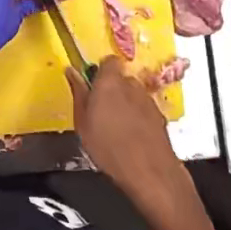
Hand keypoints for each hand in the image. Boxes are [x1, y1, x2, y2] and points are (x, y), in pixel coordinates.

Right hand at [66, 57, 187, 204]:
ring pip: (133, 94)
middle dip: (111, 89)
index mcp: (109, 82)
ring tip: (114, 127)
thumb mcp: (82, 121)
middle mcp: (131, 85)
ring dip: (124, 104)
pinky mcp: (159, 115)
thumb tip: (71, 72)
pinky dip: (136, 116)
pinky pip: (143, 109)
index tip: (91, 86)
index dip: (100, 71)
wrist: (147, 169)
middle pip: (121, 78)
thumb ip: (78, 92)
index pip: (109, 60)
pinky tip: (129, 136)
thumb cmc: (107, 145)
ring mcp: (148, 100)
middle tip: (98, 110)